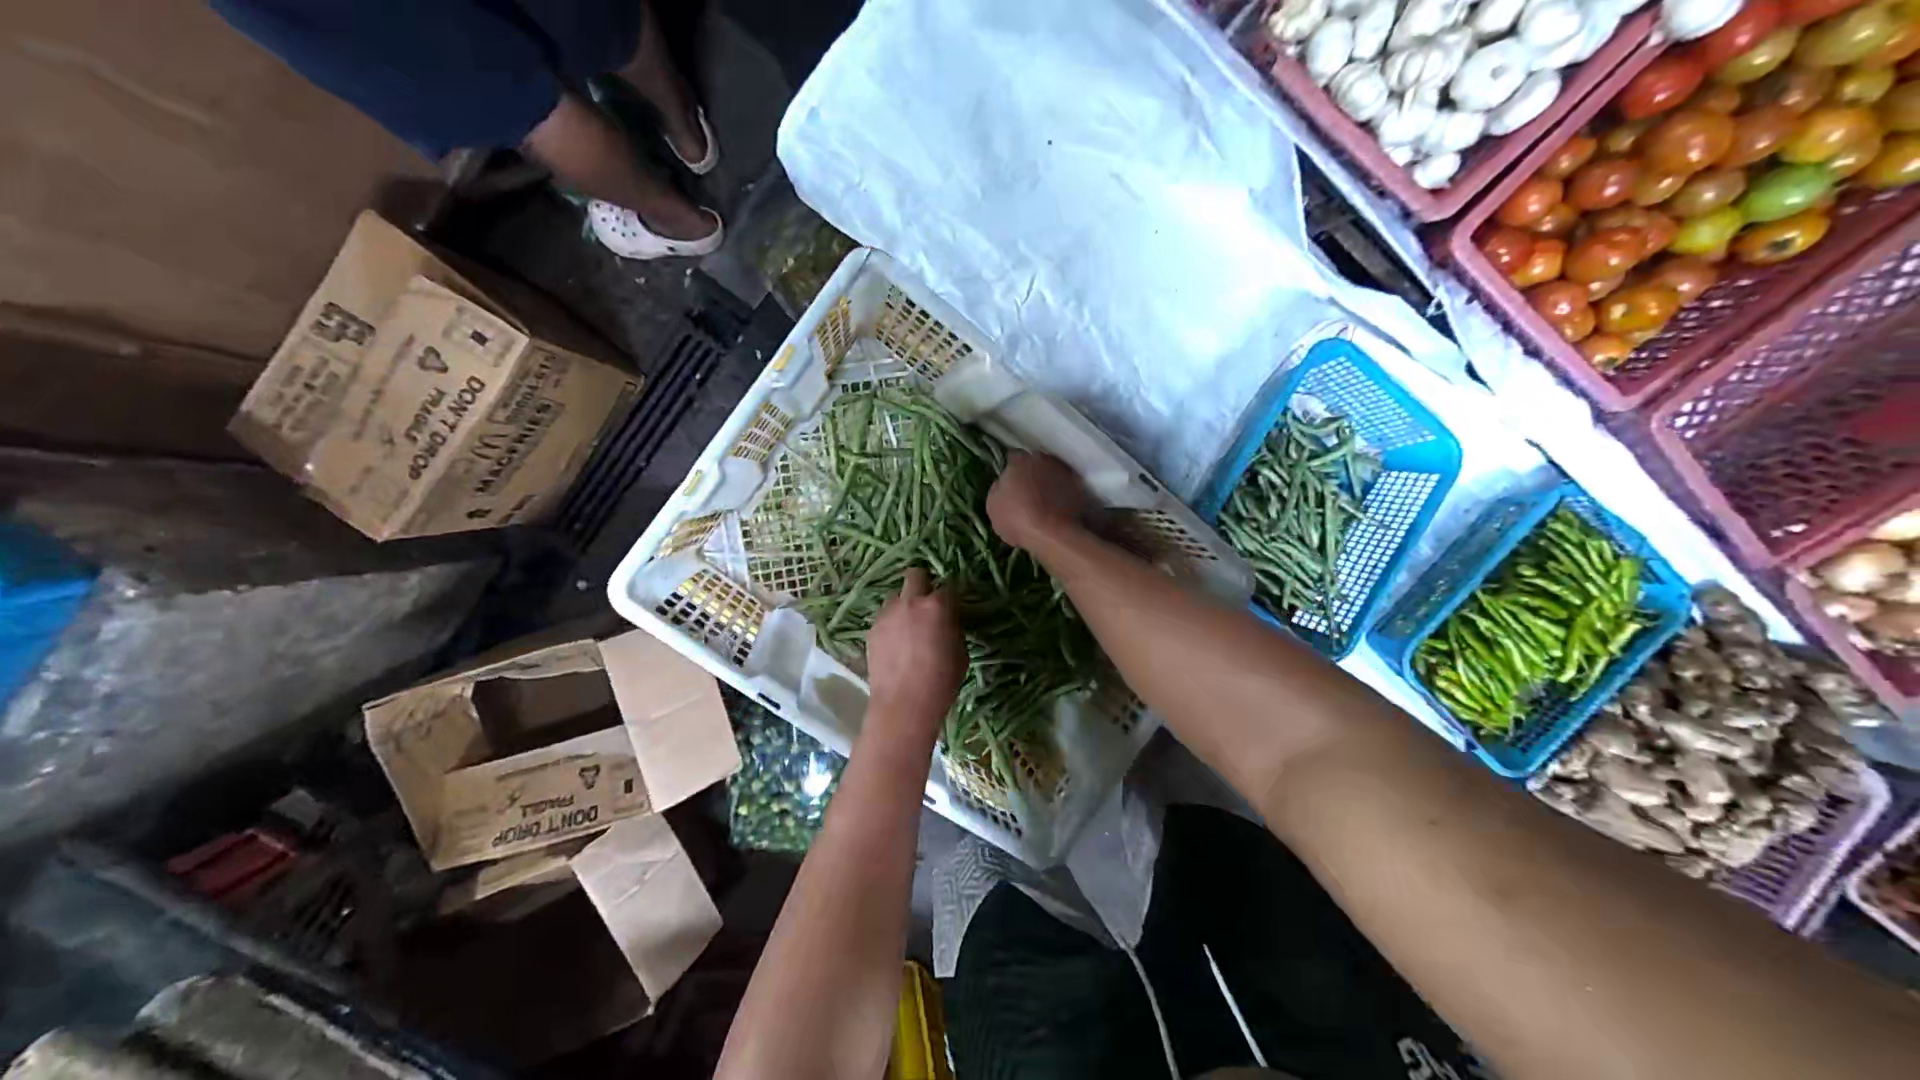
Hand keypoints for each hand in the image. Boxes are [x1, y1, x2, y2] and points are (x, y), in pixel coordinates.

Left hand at [867, 569, 965, 729]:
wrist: (904, 703)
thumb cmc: (942, 680)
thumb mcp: (960, 651)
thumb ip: (953, 627)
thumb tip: (947, 621)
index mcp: (938, 605)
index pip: (948, 585)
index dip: (950, 595)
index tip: (951, 605)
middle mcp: (910, 601)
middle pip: (915, 575)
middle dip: (923, 583)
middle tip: (927, 603)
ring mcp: (887, 613)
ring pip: (895, 596)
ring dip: (903, 604)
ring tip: (907, 626)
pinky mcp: (872, 629)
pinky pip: (883, 617)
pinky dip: (891, 623)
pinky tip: (895, 643)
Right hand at [987, 452, 1090, 550]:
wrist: (1053, 533)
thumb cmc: (1017, 519)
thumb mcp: (993, 507)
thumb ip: (998, 489)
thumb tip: (1002, 483)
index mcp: (1019, 461)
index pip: (1013, 457)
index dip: (1012, 470)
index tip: (1011, 481)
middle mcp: (1043, 459)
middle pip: (1035, 462)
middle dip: (1032, 473)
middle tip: (1028, 490)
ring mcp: (1063, 471)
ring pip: (1052, 472)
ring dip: (1048, 482)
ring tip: (1044, 500)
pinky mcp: (1078, 485)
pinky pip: (1066, 485)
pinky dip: (1062, 492)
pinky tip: (1058, 507)